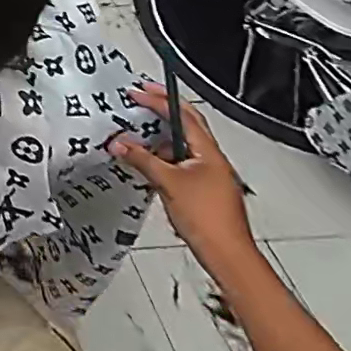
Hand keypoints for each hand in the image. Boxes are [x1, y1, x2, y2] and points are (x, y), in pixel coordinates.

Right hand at [108, 83, 252, 258]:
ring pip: (184, 145)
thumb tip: (122, 145)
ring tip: (141, 135)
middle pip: (187, 123)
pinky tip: (152, 167)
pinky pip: (183, 163)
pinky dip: (166, 158)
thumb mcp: (167, 183)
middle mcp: (212, 158)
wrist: (229, 257)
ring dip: (163, 136)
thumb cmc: (209, 222)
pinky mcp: (206, 190)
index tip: (139, 93)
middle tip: (143, 99)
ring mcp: (211, 174)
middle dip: (164, 109)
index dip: (159, 99)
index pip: (182, 114)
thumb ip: (142, 160)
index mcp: (208, 150)